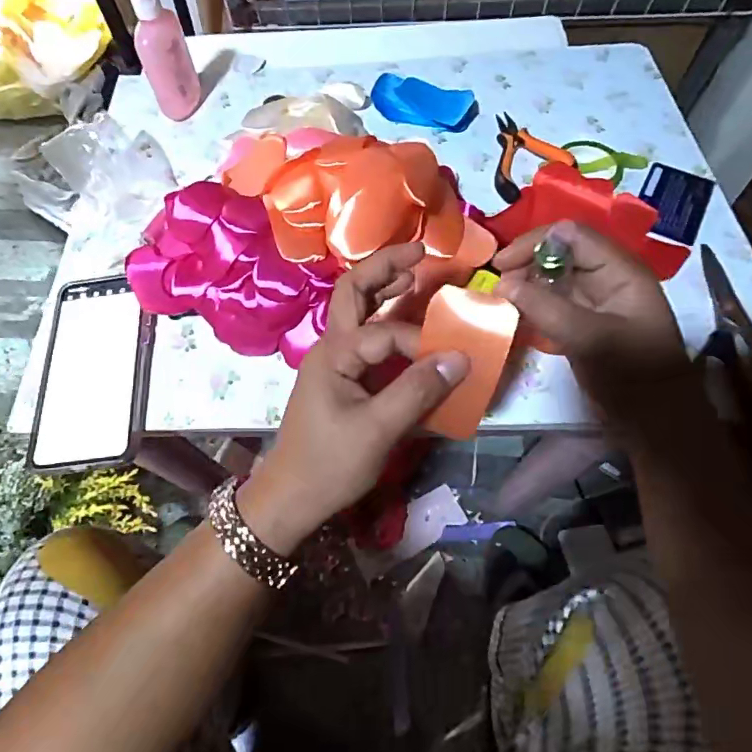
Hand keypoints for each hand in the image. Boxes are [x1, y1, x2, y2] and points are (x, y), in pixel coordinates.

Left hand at [239, 243, 469, 552]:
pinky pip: (366, 334)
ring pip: (357, 308)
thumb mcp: (376, 430)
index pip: (385, 333)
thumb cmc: (328, 464)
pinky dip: (386, 316)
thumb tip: (460, 358)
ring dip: (384, 286)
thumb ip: (418, 392)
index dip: (420, 344)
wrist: (291, 499)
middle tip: (420, 253)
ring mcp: (335, 360)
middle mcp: (331, 346)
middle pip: (353, 291)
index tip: (449, 363)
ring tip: (415, 274)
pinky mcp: (343, 376)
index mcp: (334, 354)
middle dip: (385, 267)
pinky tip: (407, 318)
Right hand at [494, 221, 694, 431]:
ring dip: (528, 284)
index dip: (534, 243)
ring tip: (502, 300)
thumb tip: (503, 283)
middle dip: (527, 263)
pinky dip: (536, 304)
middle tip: (498, 286)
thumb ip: (545, 307)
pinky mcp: (588, 324)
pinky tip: (516, 314)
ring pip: (557, 278)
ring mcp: (599, 302)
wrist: (658, 422)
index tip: (502, 264)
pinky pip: (558, 303)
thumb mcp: (589, 338)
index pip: (571, 236)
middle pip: (562, 253)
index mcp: (620, 271)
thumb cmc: (632, 374)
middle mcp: (609, 279)